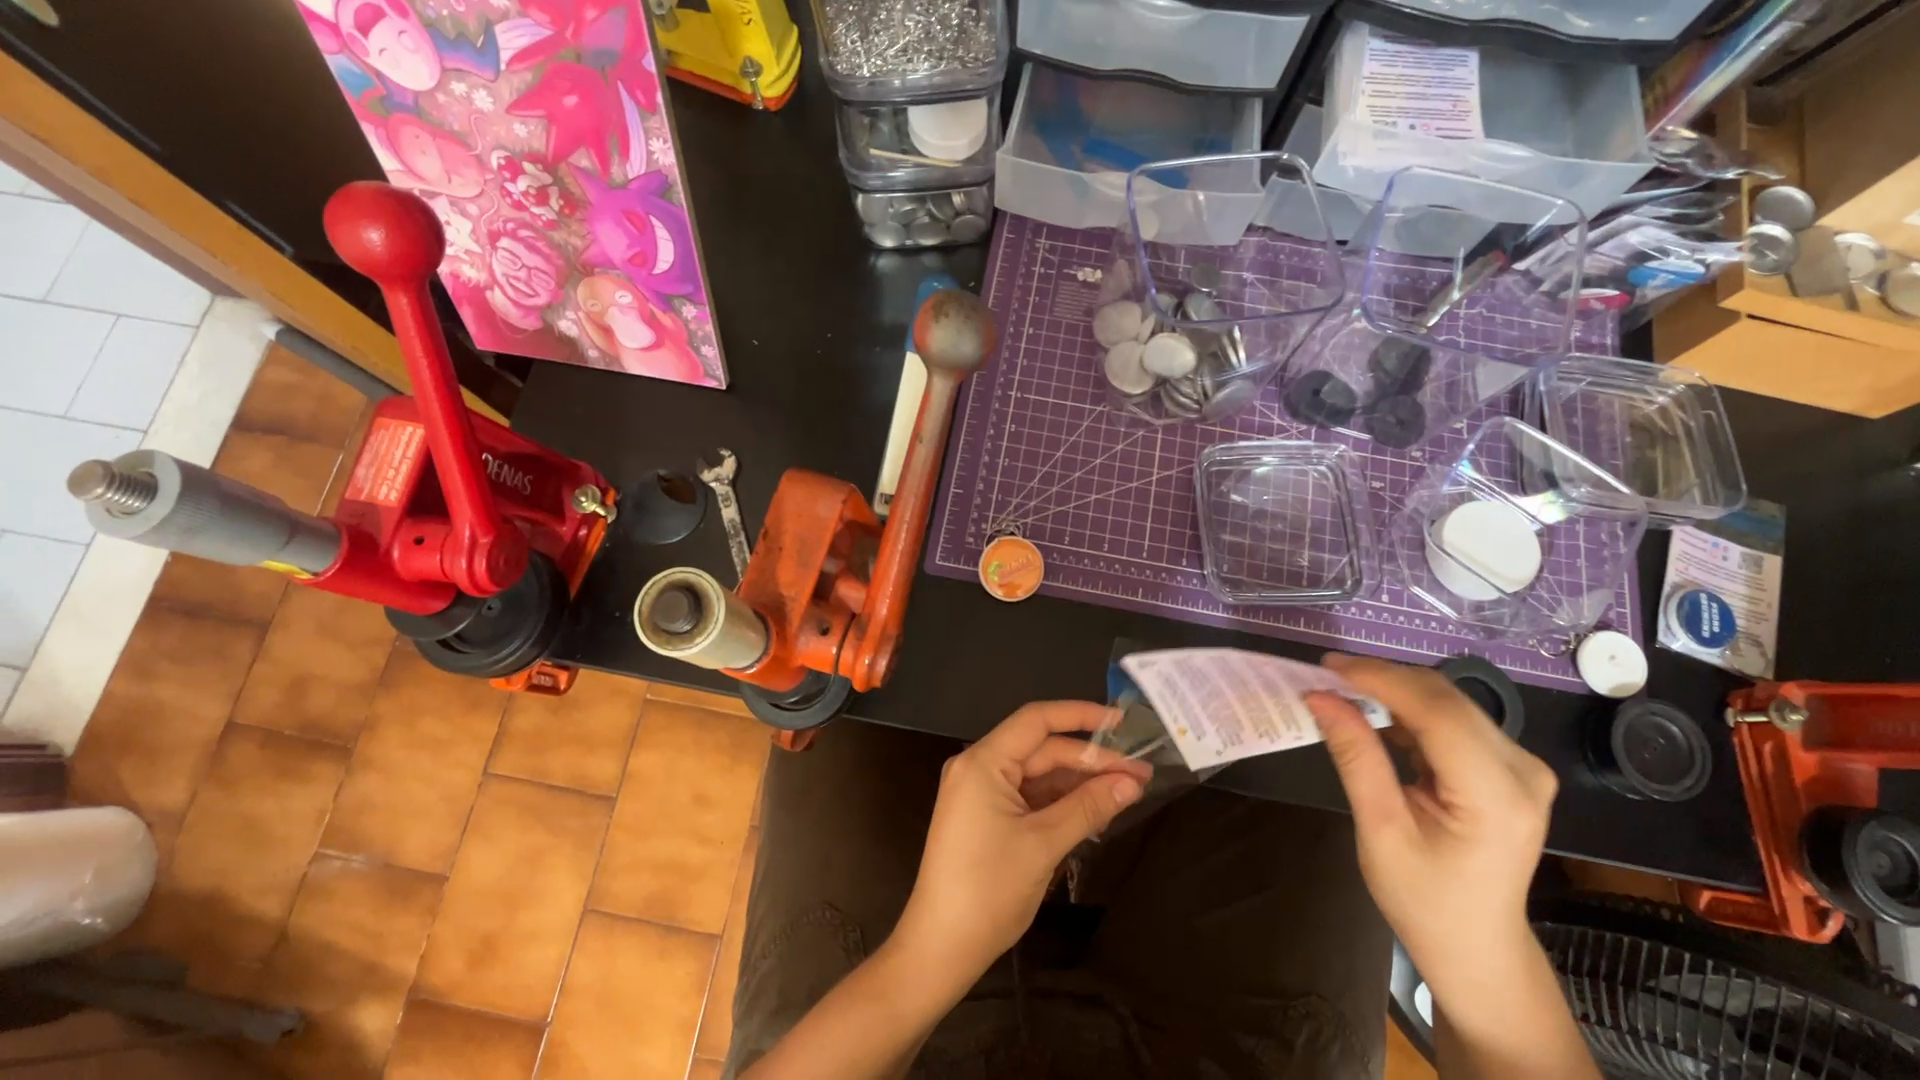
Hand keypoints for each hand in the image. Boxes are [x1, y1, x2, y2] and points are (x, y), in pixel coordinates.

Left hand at [893, 701, 1149, 984]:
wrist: (942, 945)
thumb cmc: (989, 888)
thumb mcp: (1044, 843)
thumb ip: (1089, 807)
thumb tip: (1132, 783)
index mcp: (983, 763)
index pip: (1036, 721)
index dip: (1081, 715)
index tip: (1123, 722)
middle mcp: (978, 768)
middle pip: (1041, 750)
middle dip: (1090, 760)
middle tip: (1140, 775)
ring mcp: (980, 794)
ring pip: (1038, 775)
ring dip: (1079, 783)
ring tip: (1127, 792)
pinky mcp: (985, 819)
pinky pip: (1029, 797)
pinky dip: (1061, 802)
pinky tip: (1095, 810)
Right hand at [1305, 655, 1557, 1017]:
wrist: (1476, 945)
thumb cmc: (1424, 900)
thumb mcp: (1380, 831)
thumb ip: (1356, 758)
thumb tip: (1321, 698)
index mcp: (1496, 795)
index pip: (1438, 712)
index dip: (1382, 679)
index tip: (1327, 667)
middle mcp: (1523, 770)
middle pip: (1448, 700)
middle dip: (1385, 679)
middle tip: (1326, 675)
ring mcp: (1523, 767)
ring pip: (1452, 704)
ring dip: (1396, 691)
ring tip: (1342, 691)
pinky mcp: (1511, 768)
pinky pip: (1456, 722)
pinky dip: (1412, 712)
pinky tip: (1375, 716)